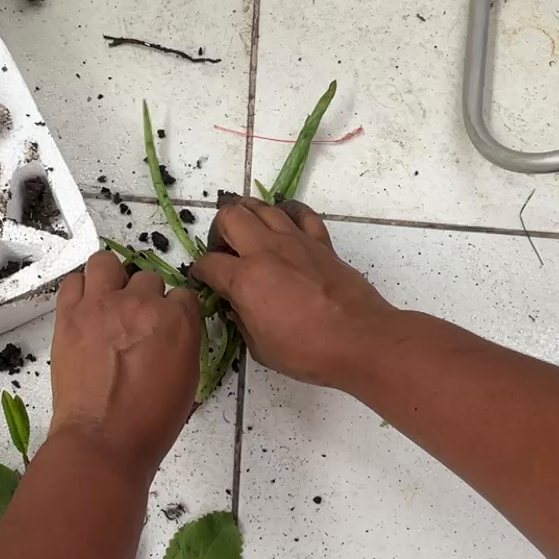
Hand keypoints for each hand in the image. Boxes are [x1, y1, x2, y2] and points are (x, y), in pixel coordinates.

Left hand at [47, 251, 201, 474]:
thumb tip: (170, 331)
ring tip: (107, 301)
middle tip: (134, 322)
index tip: (164, 326)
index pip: (183, 294)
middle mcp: (142, 303)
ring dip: (111, 278)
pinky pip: (74, 281)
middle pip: (147, 278)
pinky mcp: (70, 314)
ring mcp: (102, 305)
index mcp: (178, 320)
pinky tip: (84, 310)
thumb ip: (182, 342)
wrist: (103, 439)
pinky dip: (80, 290)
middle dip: (143, 298)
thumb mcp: (187, 379)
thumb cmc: (150, 422)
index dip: (173, 311)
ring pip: (107, 262)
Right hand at [191, 198, 399, 388]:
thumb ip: (241, 322)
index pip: (208, 264)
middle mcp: (266, 251)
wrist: (359, 340)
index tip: (203, 280)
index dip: (199, 272)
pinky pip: (300, 213)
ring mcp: (296, 241)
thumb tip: (235, 306)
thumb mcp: (260, 348)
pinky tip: (284, 224)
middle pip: (230, 216)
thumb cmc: (307, 352)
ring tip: (248, 234)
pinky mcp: (321, 242)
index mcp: (245, 280)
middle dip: (218, 232)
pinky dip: (287, 213)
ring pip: (262, 206)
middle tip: (224, 252)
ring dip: (248, 214)